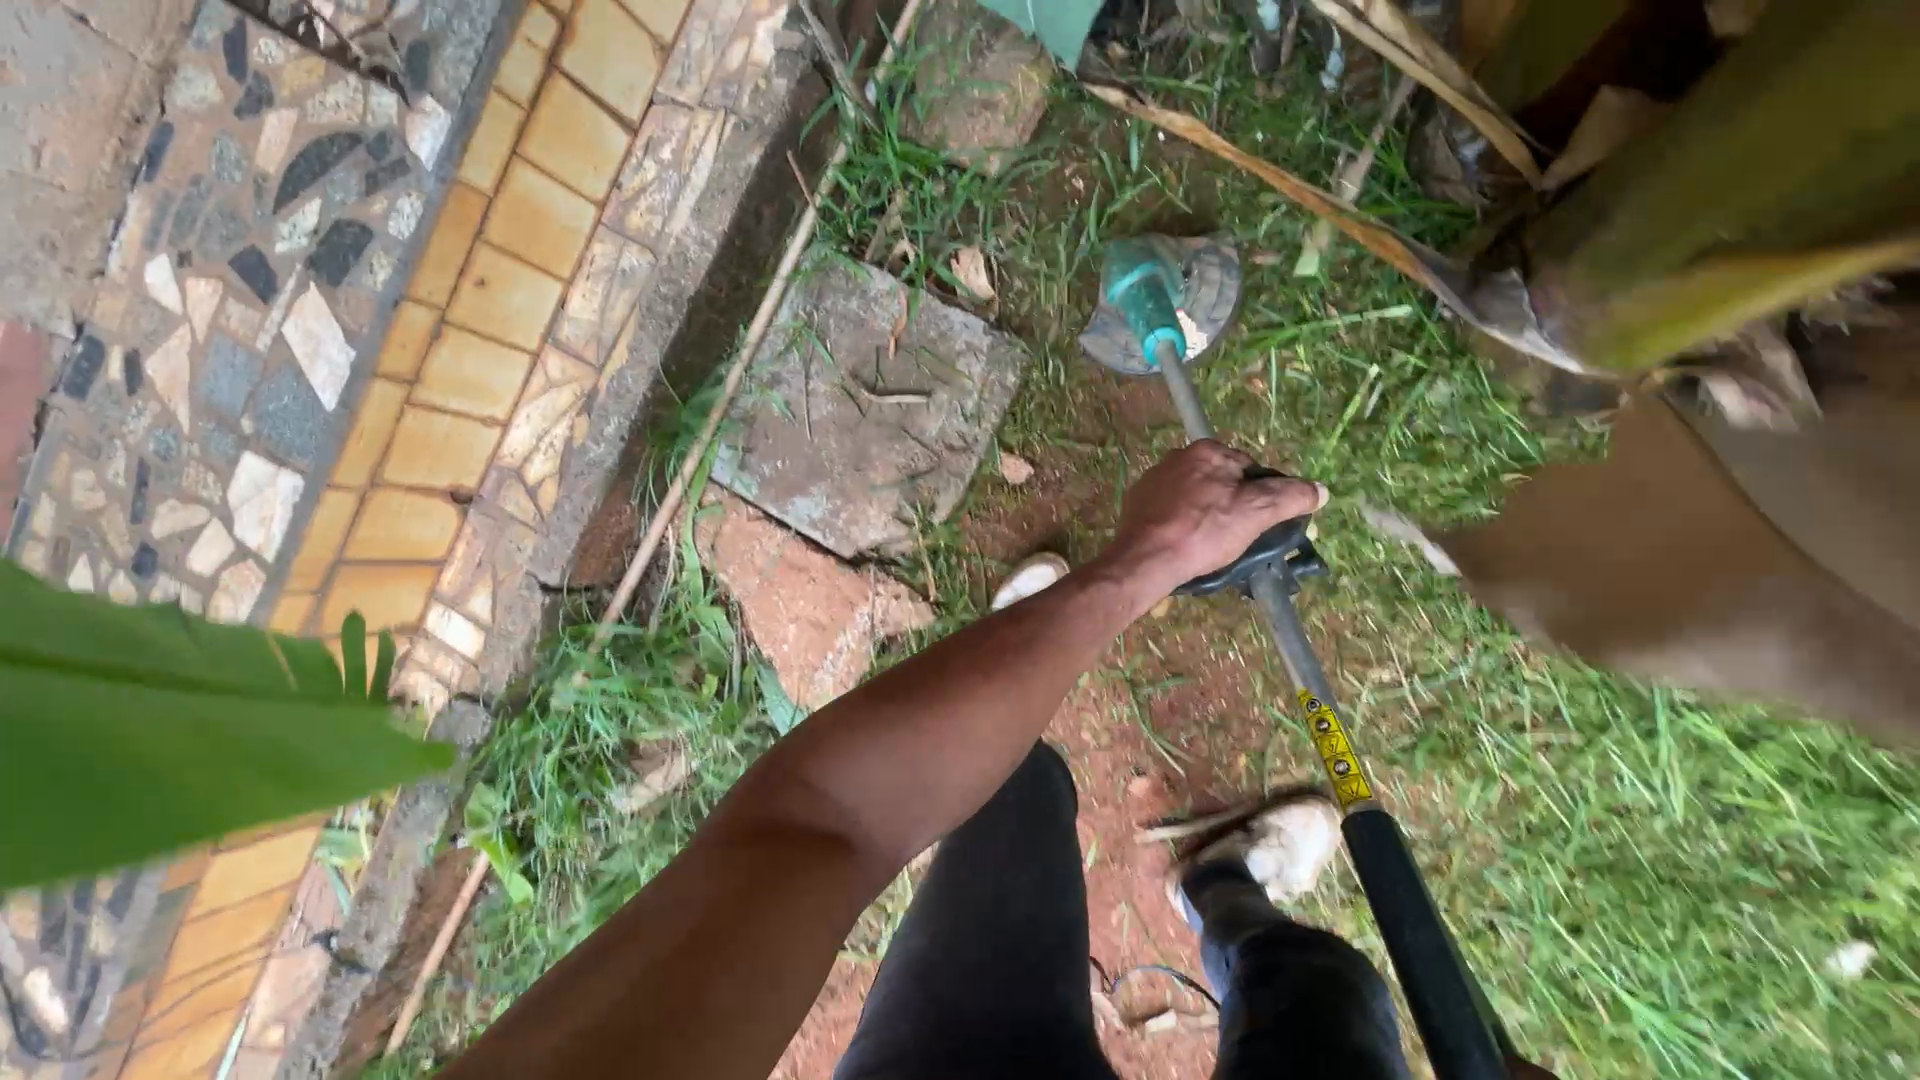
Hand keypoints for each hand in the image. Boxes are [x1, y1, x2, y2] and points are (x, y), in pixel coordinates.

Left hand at [1097, 440, 1326, 604]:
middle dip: (1230, 505)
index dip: (1258, 498)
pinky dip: (1180, 523)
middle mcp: (1177, 456)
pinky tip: (1183, 543)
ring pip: (1194, 496)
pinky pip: (1170, 510)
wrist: (1146, 558)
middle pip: (1221, 482)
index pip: (1249, 470)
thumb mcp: (1257, 512)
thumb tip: (1320, 490)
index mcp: (1207, 450)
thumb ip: (1290, 497)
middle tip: (1233, 537)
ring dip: (1205, 514)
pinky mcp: (1137, 502)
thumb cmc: (1204, 531)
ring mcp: (1153, 479)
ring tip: (1208, 544)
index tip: (1255, 524)